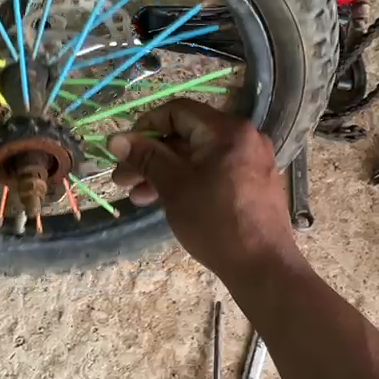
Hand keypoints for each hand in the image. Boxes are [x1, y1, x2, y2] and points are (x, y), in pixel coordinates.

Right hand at [109, 99, 300, 278]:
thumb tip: (115, 139)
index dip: (145, 127)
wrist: (263, 267)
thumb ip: (146, 158)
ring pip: (198, 157)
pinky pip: (214, 171)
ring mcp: (251, 161)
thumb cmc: (215, 222)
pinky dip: (188, 181)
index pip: (177, 111)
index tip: (123, 151)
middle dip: (151, 156)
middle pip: (187, 135)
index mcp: (227, 130)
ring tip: (137, 197)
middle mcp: (244, 138)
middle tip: (121, 179)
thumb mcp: (174, 187)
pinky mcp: (253, 183)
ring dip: (165, 172)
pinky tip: (165, 201)